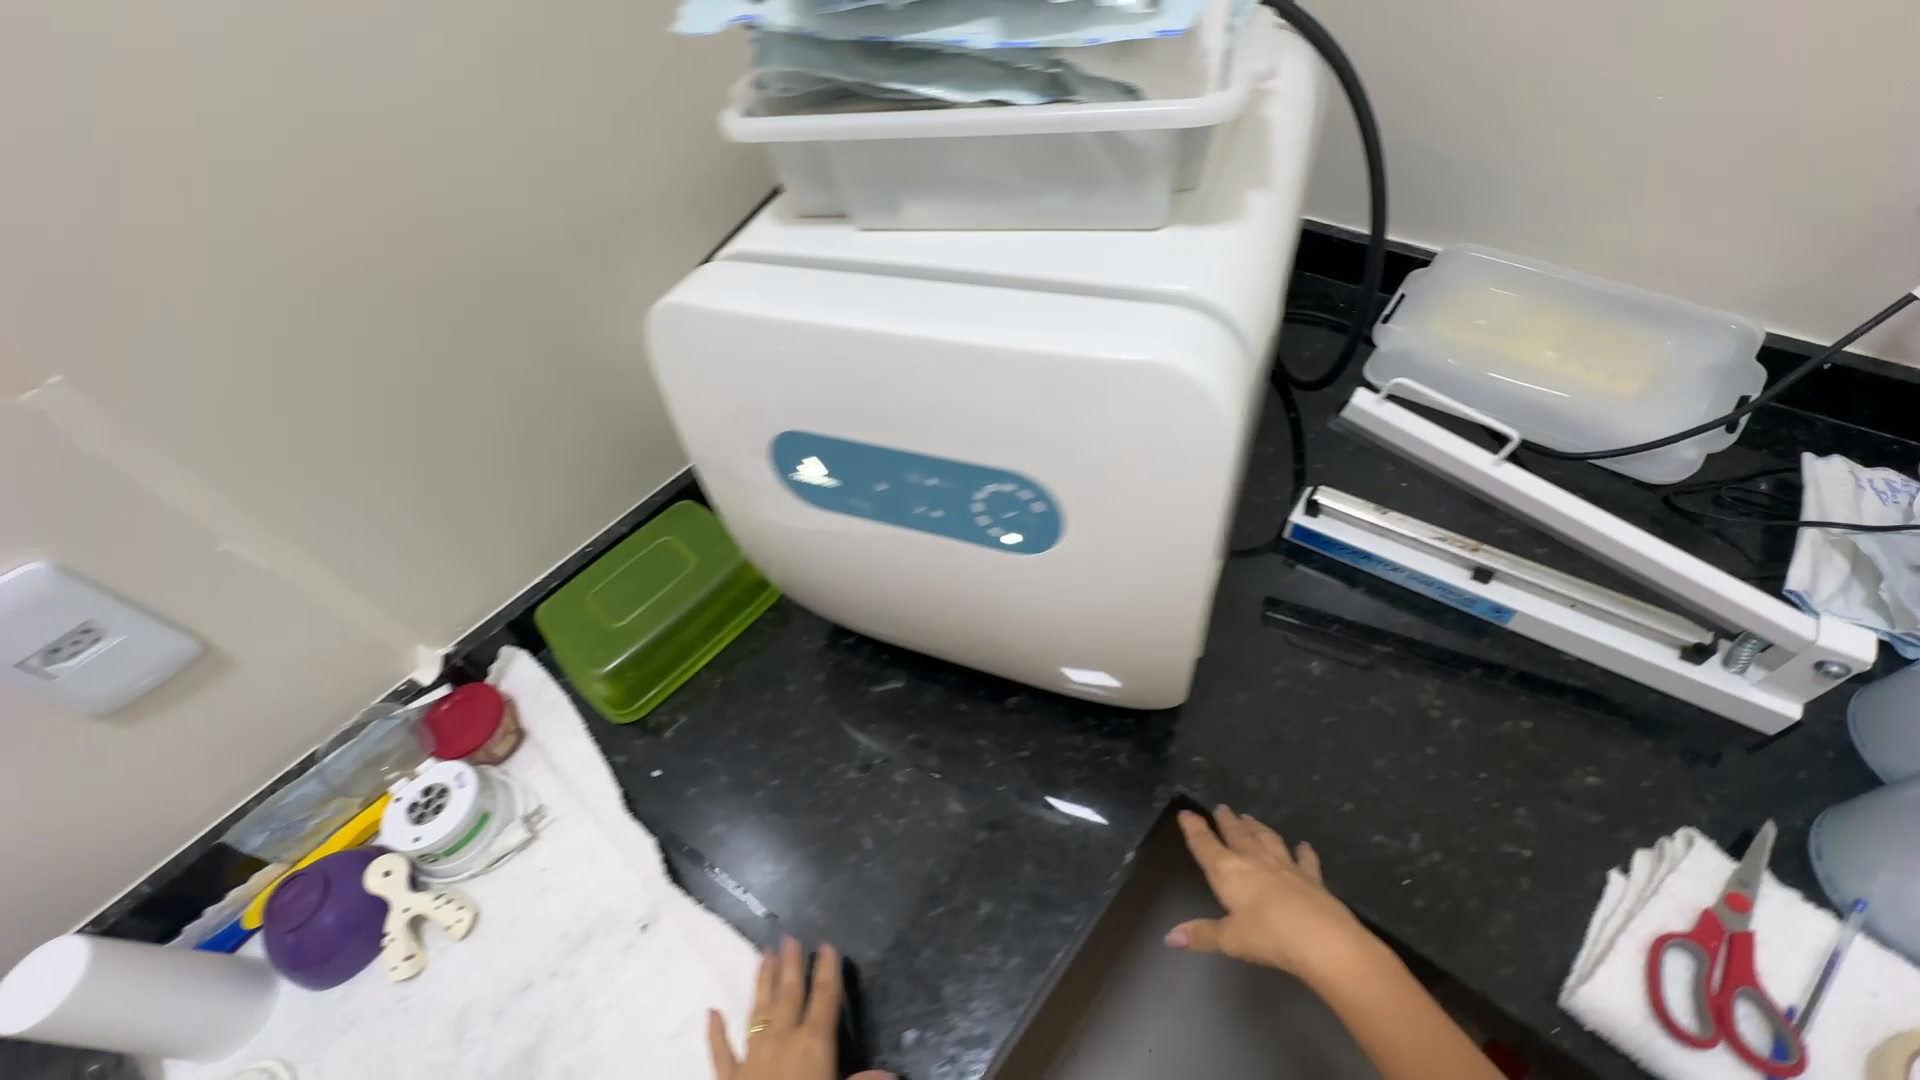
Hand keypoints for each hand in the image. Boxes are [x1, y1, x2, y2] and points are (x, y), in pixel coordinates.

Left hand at [707, 936, 894, 1079]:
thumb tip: (894, 1073)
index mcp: (814, 1044)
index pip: (824, 999)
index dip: (827, 972)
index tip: (826, 944)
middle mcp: (783, 1040)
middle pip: (789, 996)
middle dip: (791, 966)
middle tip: (788, 937)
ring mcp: (753, 1056)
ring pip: (759, 1012)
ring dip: (762, 984)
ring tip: (764, 956)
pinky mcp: (728, 1076)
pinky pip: (721, 1050)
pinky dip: (715, 1031)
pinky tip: (712, 1011)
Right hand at [1165, 806, 1379, 980]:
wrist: (1323, 940)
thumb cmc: (1269, 937)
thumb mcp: (1230, 939)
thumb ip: (1201, 935)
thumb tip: (1170, 937)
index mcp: (1229, 872)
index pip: (1205, 845)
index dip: (1194, 828)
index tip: (1186, 812)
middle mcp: (1254, 861)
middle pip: (1237, 835)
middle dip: (1227, 821)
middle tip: (1222, 807)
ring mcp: (1285, 866)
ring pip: (1267, 839)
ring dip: (1257, 827)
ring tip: (1250, 817)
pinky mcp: (1311, 878)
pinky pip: (1306, 860)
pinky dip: (1304, 852)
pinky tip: (1304, 846)